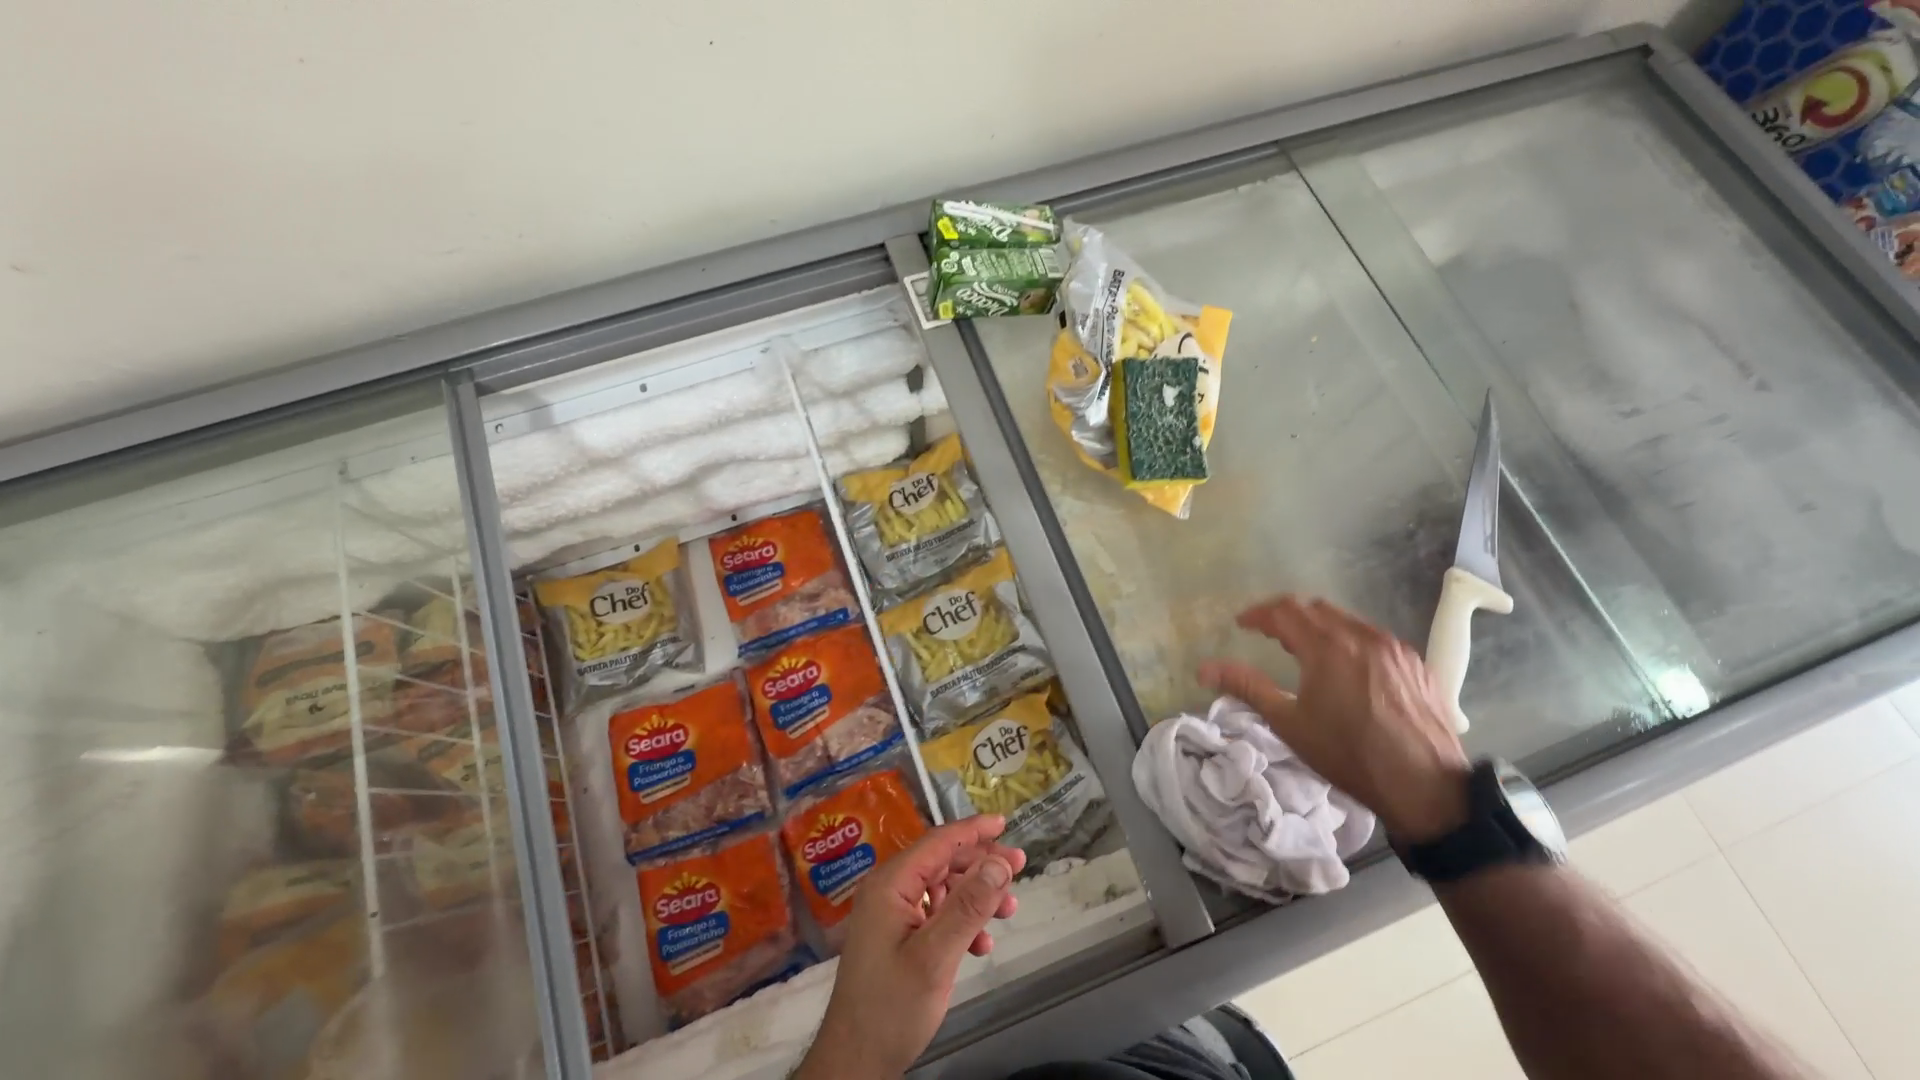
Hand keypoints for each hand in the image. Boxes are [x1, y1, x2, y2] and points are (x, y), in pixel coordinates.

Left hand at [793, 816, 1027, 1079]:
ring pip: (943, 888)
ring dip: (977, 896)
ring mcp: (891, 914)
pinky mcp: (897, 936)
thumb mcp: (936, 956)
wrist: (857, 1058)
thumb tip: (999, 862)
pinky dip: (962, 922)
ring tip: (1009, 910)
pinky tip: (982, 945)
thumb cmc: (892, 1006)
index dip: (974, 831)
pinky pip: (936, 914)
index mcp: (890, 885)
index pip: (938, 842)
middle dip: (982, 864)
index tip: (1006, 823)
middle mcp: (888, 891)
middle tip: (1020, 869)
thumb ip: (968, 907)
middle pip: (942, 862)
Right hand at [1199, 595, 1471, 842]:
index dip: (1259, 614)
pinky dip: (1351, 642)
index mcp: (1328, 646)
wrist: (1425, 786)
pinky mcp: (1417, 663)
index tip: (1242, 625)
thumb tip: (1204, 669)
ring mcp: (1395, 648)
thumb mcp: (1289, 723)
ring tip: (1307, 653)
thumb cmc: (1349, 755)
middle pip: (1317, 609)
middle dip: (1288, 617)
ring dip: (1321, 628)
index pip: (1285, 611)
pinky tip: (1349, 671)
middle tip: (1270, 637)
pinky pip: (1375, 638)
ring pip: (1349, 621)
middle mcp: (1363, 636)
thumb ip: (1247, 687)